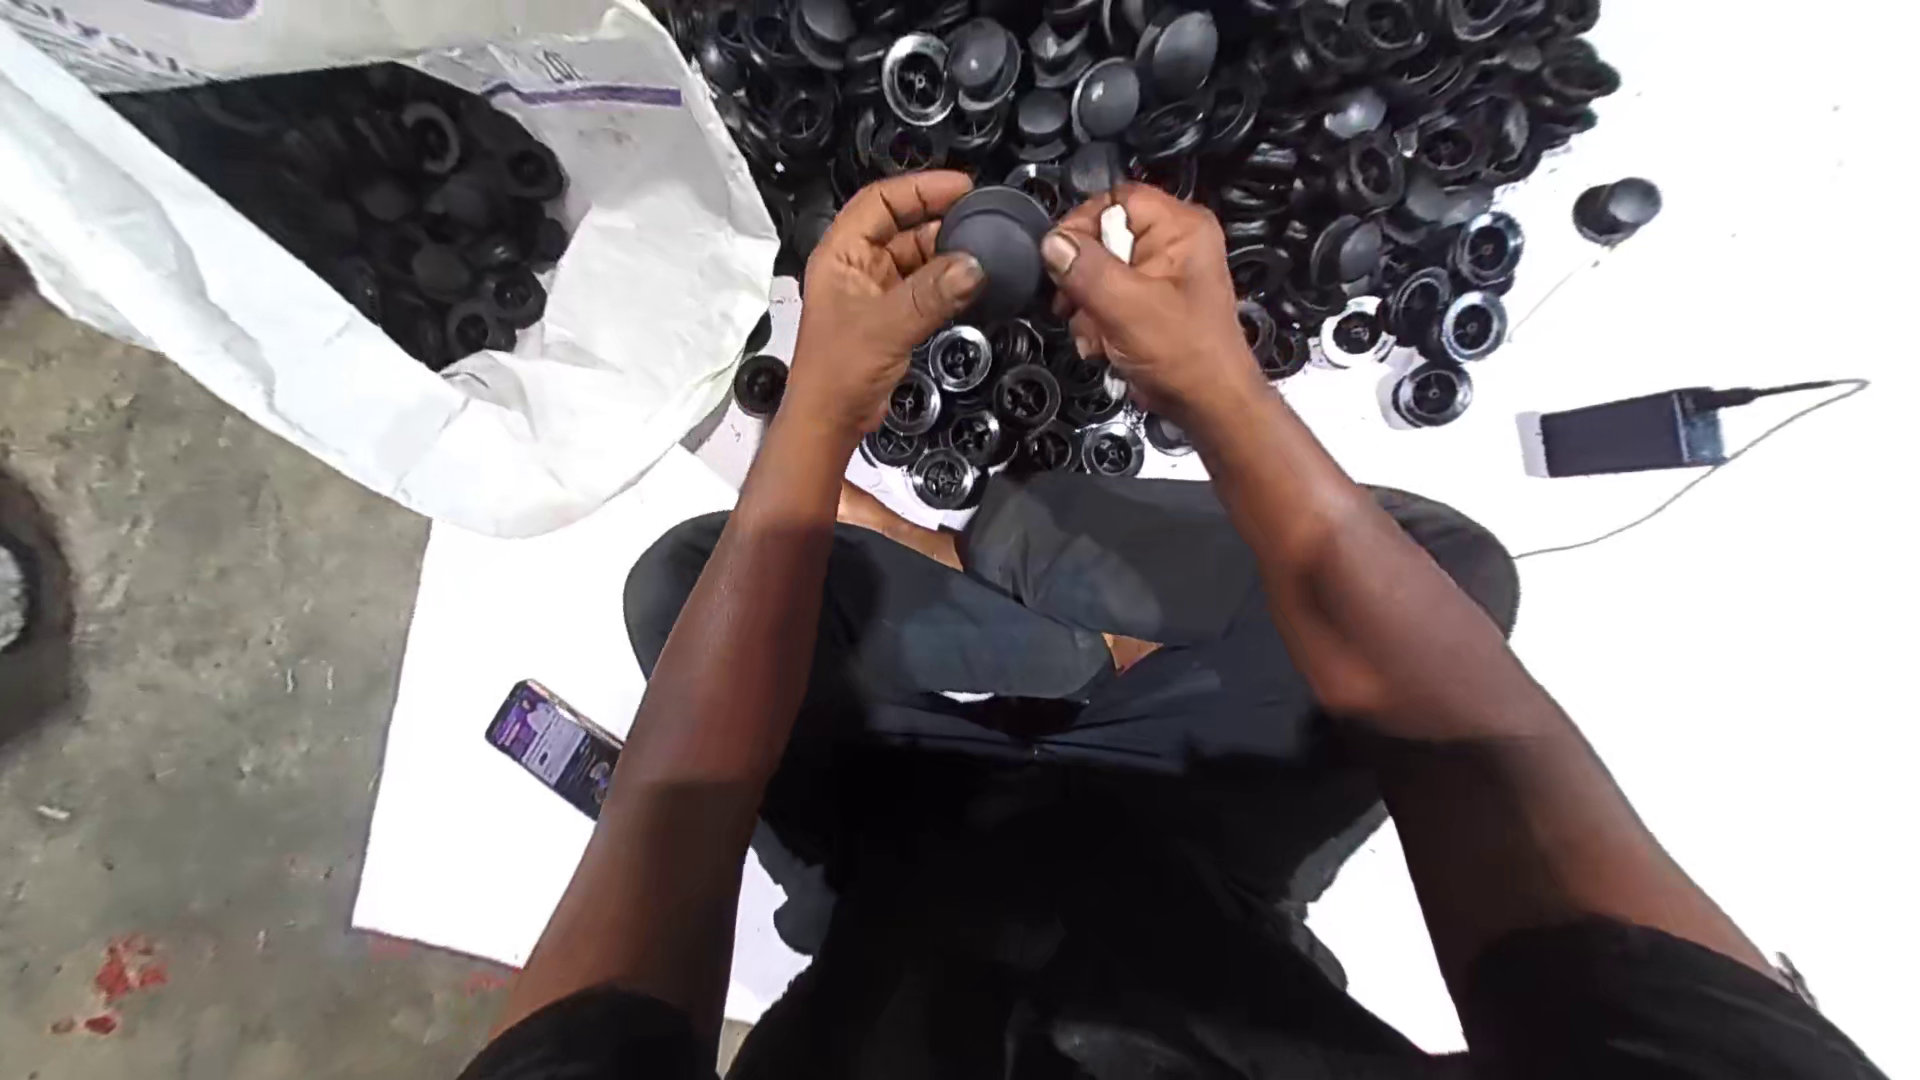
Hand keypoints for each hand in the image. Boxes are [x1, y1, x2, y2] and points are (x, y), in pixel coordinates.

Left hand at [785, 171, 985, 437]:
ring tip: (978, 257)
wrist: (831, 419)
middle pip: (903, 229)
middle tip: (977, 222)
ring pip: (917, 262)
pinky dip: (945, 288)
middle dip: (940, 224)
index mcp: (841, 254)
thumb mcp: (886, 325)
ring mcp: (875, 295)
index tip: (959, 186)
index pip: (881, 201)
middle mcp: (857, 270)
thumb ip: (931, 294)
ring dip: (946, 260)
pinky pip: (923, 291)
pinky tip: (966, 288)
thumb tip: (971, 266)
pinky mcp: (891, 320)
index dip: (920, 188)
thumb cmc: (833, 374)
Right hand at [1041, 183, 1265, 423]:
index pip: (1116, 200)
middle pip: (1100, 242)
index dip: (1082, 226)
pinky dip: (1095, 326)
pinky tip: (1104, 344)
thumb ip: (1087, 271)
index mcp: (1179, 230)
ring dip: (1086, 311)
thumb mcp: (1128, 308)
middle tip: (1079, 304)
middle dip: (1082, 281)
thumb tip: (1054, 244)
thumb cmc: (1189, 357)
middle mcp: (1169, 248)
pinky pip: (1103, 304)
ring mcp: (1155, 280)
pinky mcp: (1144, 308)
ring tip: (1100, 334)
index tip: (1061, 258)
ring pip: (1096, 278)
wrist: (1205, 404)